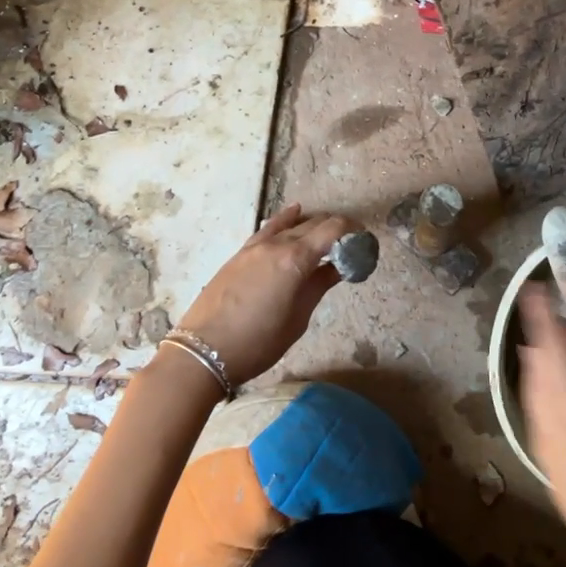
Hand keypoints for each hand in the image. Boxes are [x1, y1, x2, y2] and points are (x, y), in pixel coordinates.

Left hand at [176, 203, 356, 383]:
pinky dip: (286, 221)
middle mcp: (276, 244)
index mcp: (295, 259)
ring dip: (312, 226)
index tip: (364, 240)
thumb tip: (337, 267)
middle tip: (349, 246)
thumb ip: (318, 286)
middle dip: (336, 229)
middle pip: (314, 224)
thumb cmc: (257, 343)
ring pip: (291, 224)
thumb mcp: (297, 319)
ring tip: (325, 237)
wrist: (201, 353)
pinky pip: (269, 229)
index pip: (332, 228)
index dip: (352, 229)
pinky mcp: (239, 255)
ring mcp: (254, 247)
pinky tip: (294, 213)